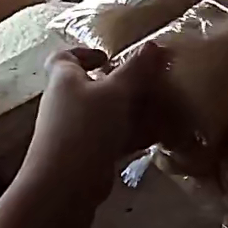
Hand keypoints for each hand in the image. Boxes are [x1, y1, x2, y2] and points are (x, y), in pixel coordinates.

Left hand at [23, 44, 178, 201]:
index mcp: (65, 79)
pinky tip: (159, 135)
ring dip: (133, 110)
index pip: (65, 57)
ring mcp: (78, 130)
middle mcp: (67, 102)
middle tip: (150, 83)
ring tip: (163, 108)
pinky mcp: (90, 153)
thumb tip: (155, 44)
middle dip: (123, 84)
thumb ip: (136, 70)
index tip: (109, 56)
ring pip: (108, 113)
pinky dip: (134, 134)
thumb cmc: (86, 127)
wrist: (66, 183)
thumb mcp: (116, 93)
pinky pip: (115, 137)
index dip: (84, 52)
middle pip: (94, 86)